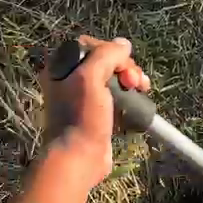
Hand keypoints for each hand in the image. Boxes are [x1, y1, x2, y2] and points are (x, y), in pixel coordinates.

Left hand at [38, 35, 149, 189]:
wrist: (79, 158)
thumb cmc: (81, 116)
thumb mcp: (90, 78)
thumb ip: (106, 55)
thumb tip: (123, 44)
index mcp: (61, 67)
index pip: (90, 45)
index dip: (110, 51)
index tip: (122, 66)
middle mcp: (70, 79)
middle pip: (105, 60)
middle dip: (125, 67)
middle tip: (134, 81)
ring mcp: (84, 96)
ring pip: (114, 77)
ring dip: (131, 79)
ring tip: (142, 88)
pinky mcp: (98, 112)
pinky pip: (116, 95)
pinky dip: (129, 94)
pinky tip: (139, 98)